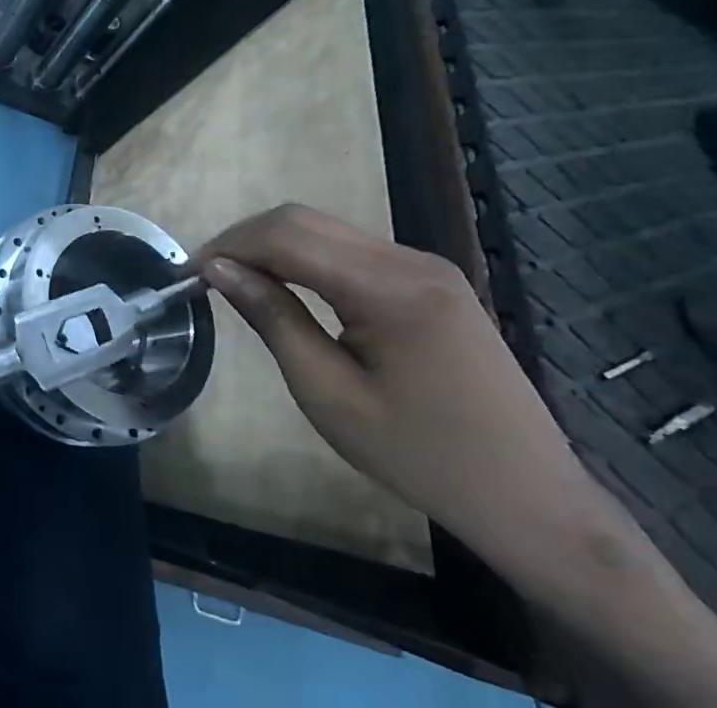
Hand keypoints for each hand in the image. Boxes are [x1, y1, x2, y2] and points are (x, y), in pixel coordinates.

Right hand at [203, 207, 716, 707]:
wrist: (528, 496)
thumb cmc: (419, 456)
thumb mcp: (329, 394)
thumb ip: (273, 319)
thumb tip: (219, 270)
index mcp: (391, 287)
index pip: (288, 235)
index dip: (230, 245)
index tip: (188, 273)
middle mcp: (411, 259)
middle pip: (307, 221)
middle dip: (247, 239)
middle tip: (206, 277)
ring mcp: (427, 266)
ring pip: (328, 231)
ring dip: (274, 247)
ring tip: (235, 282)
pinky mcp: (432, 282)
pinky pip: (353, 252)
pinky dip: (307, 260)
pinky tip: (285, 287)